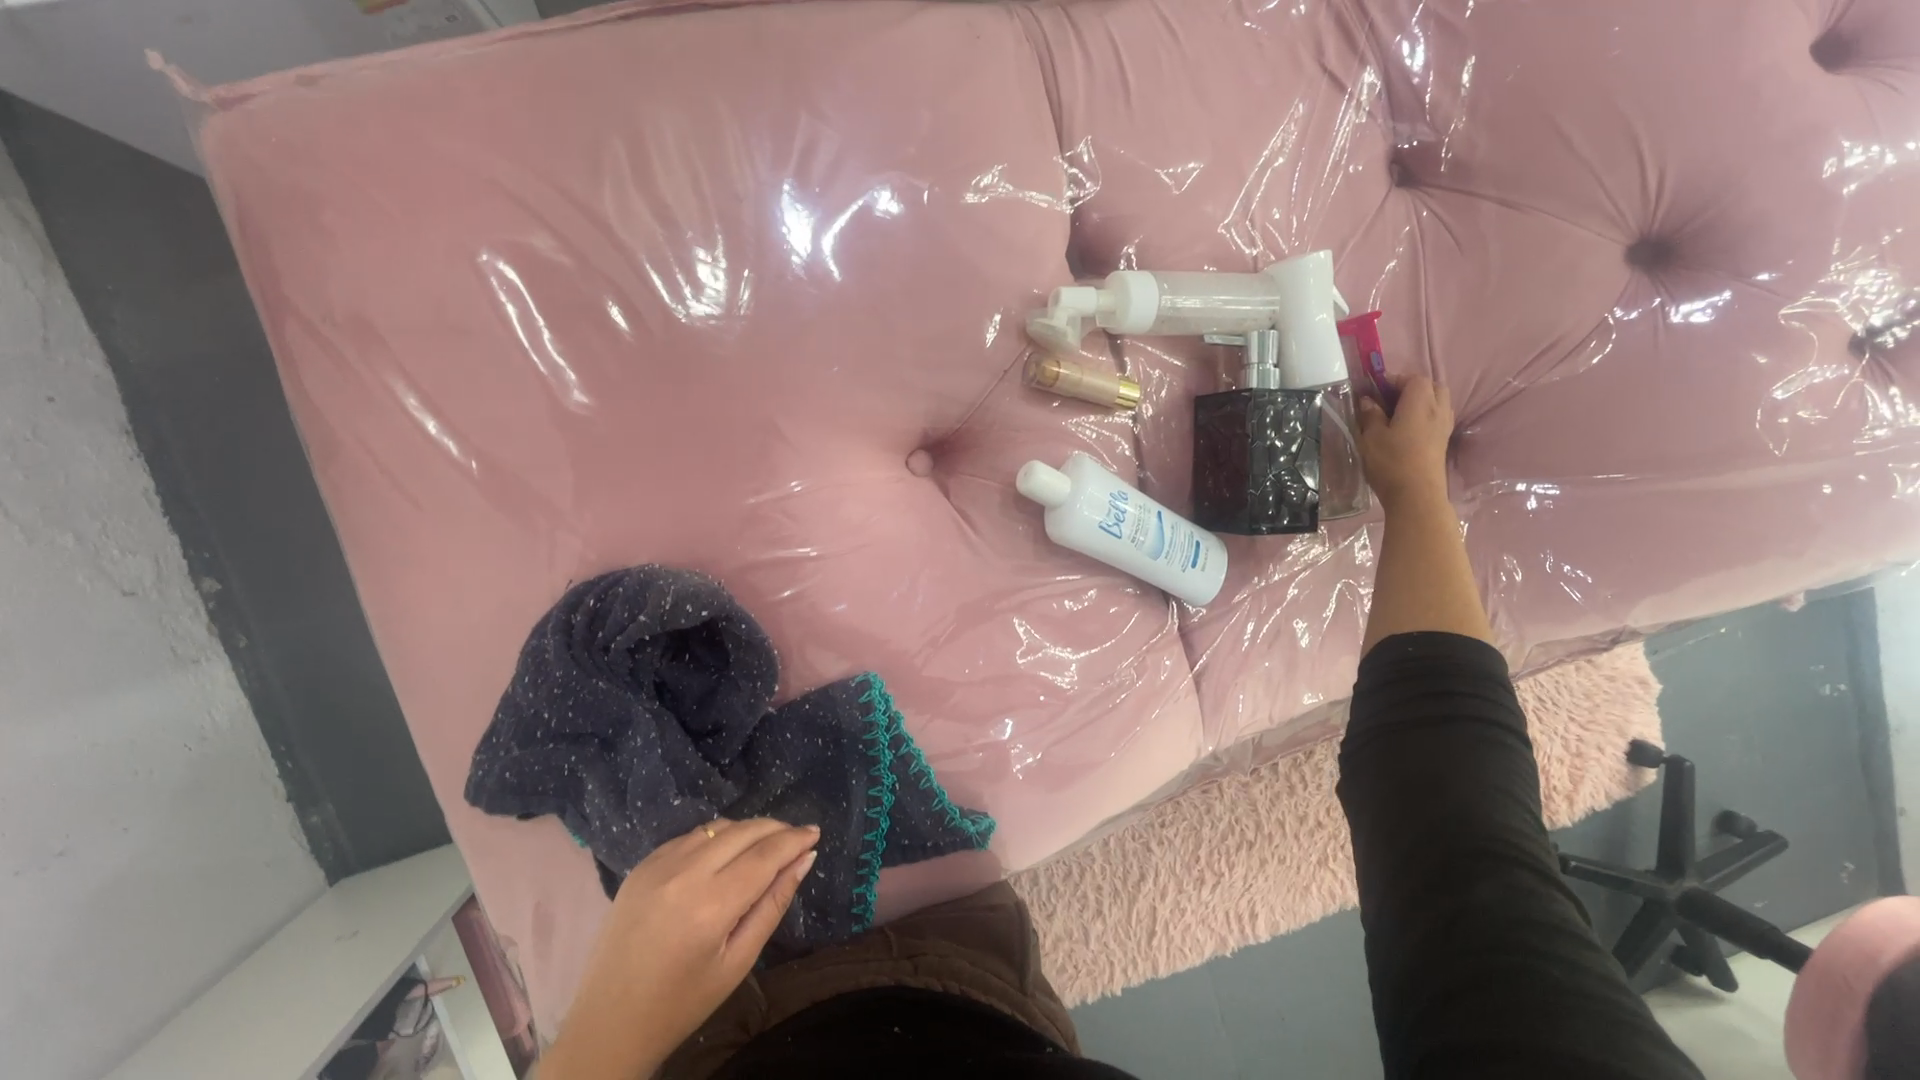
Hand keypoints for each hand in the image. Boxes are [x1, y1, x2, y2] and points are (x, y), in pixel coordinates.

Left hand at [540, 818, 819, 1079]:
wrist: (609, 1021)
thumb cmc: (682, 1003)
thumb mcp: (738, 961)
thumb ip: (773, 904)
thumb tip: (804, 860)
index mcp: (711, 904)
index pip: (765, 854)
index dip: (794, 839)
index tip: (816, 832)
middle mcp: (683, 873)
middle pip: (742, 831)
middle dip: (775, 828)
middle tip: (798, 836)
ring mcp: (657, 865)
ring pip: (715, 827)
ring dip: (746, 829)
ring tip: (767, 844)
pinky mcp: (641, 867)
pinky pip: (689, 837)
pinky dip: (716, 837)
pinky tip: (726, 853)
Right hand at [1356, 374, 1453, 512]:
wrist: (1417, 496)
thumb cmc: (1391, 463)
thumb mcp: (1371, 438)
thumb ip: (1371, 415)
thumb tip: (1369, 401)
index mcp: (1419, 403)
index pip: (1413, 379)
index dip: (1394, 379)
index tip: (1375, 389)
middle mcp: (1437, 410)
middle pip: (1432, 386)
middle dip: (1412, 387)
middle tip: (1390, 399)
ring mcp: (1444, 427)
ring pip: (1438, 402)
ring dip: (1421, 401)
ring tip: (1399, 413)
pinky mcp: (1444, 442)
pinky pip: (1438, 417)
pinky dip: (1426, 415)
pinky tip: (1409, 429)